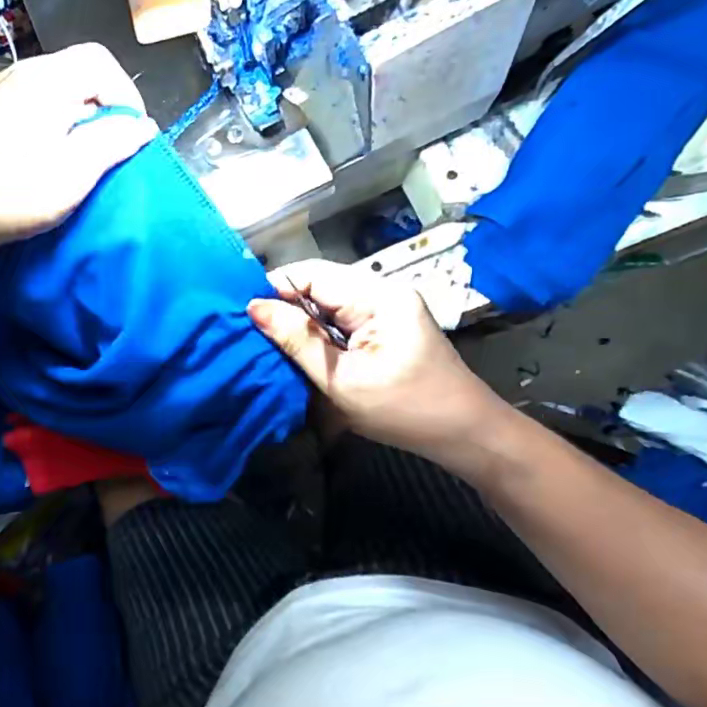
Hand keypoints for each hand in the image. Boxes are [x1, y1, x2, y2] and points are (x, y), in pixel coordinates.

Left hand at [0, 43, 160, 270]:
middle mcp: (22, 76)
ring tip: (78, 166)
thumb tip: (142, 126)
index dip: (127, 96)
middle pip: (78, 78)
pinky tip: (40, 168)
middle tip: (110, 154)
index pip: (104, 63)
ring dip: (75, 127)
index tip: (132, 136)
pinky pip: (29, 116)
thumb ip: (115, 141)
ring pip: (53, 99)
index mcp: (51, 79)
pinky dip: (48, 135)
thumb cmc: (10, 187)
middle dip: (103, 113)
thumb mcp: (76, 169)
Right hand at [248, 259, 505, 466]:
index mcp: (376, 295)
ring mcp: (387, 308)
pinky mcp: (387, 327)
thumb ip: (297, 340)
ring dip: (301, 323)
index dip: (273, 289)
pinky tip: (301, 351)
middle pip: (318, 286)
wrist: (465, 434)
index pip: (310, 273)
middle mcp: (382, 291)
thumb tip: (253, 307)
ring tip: (268, 343)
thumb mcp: (342, 380)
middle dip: (284, 307)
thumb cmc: (405, 410)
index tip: (241, 314)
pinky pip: (343, 319)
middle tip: (249, 334)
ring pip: (328, 304)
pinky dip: (320, 334)